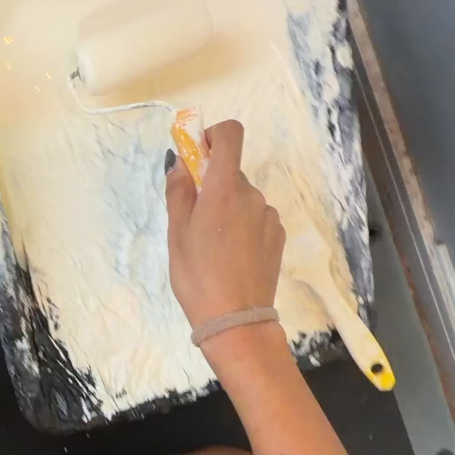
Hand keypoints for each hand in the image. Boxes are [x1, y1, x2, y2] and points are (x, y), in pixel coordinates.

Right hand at [164, 119, 285, 328]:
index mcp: (224, 189)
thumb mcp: (176, 234)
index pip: (230, 134)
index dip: (213, 136)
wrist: (235, 320)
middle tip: (193, 222)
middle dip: (212, 187)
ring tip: (213, 248)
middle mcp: (252, 195)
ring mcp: (268, 216)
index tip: (198, 156)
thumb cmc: (197, 276)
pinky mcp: (278, 237)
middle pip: (232, 173)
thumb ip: (178, 191)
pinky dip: (243, 228)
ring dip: (228, 211)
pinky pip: (256, 219)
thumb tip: (181, 162)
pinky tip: (232, 257)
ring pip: (243, 200)